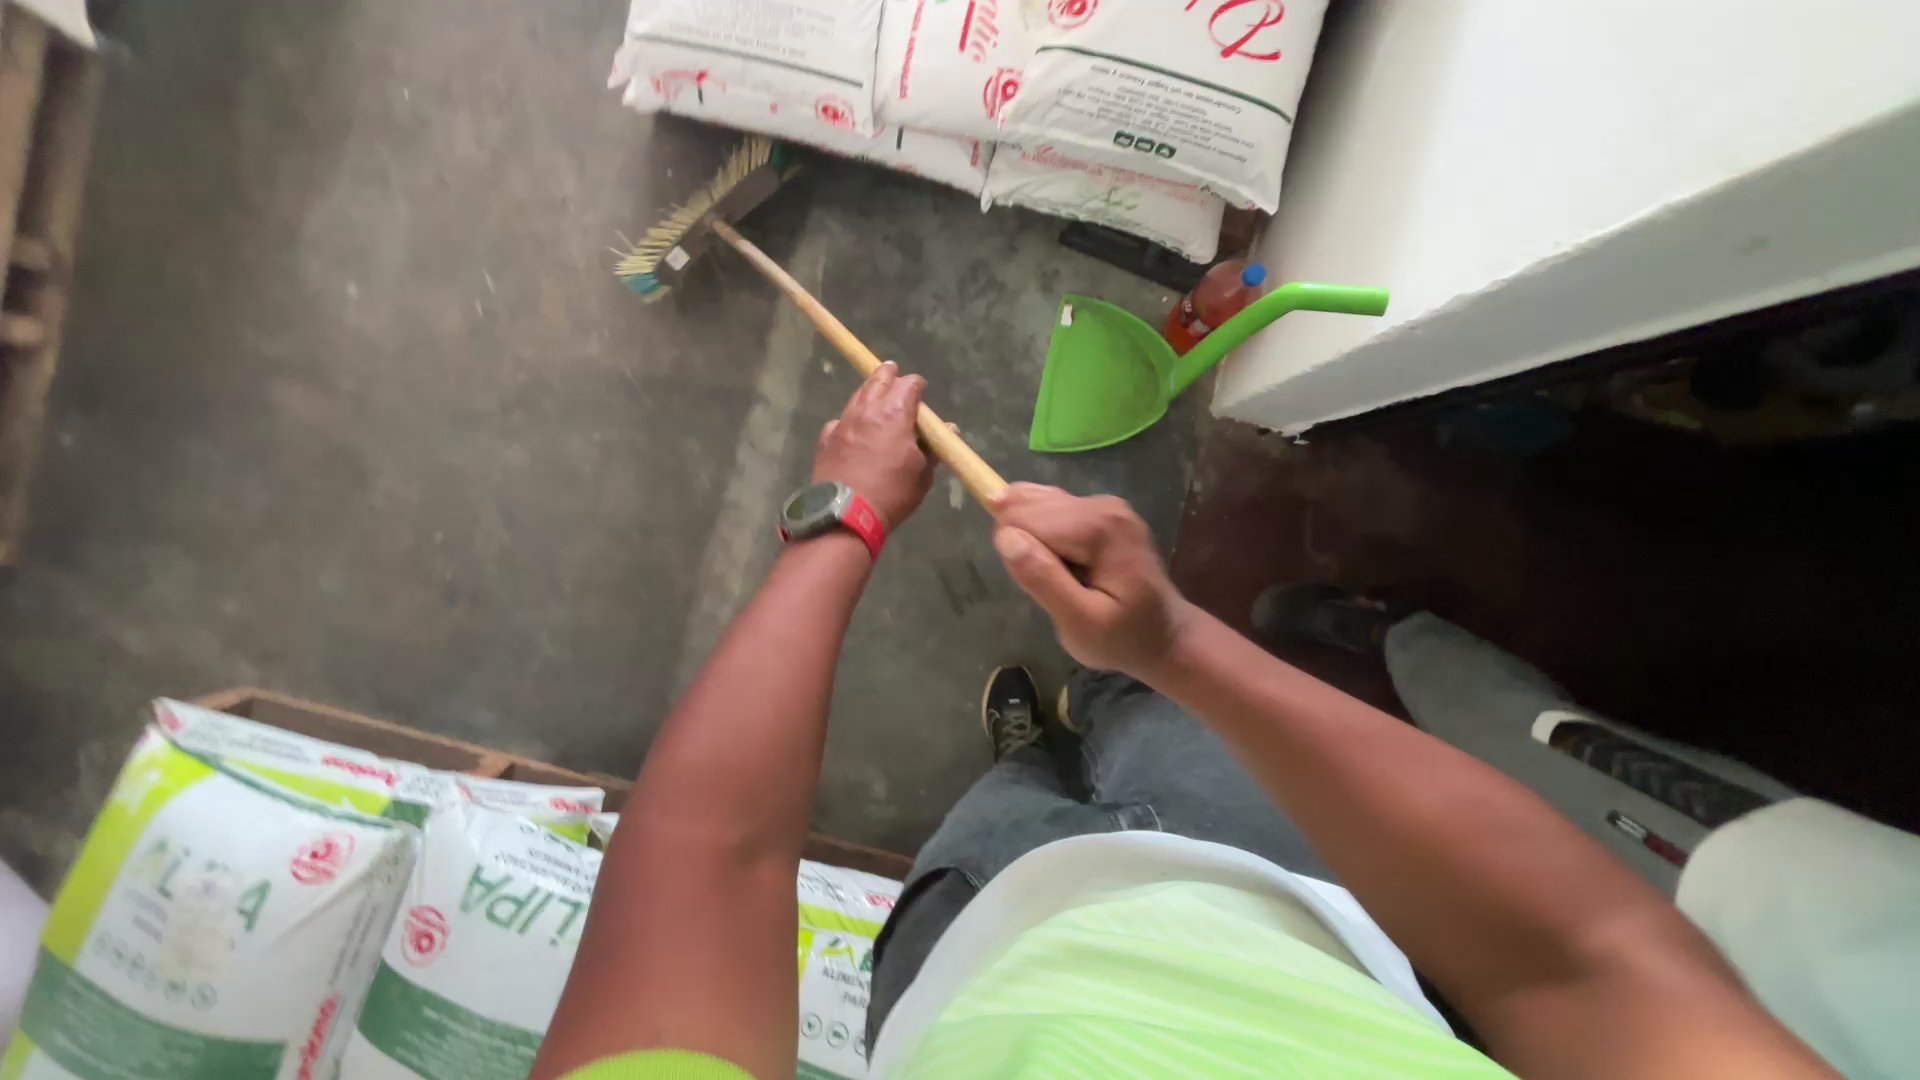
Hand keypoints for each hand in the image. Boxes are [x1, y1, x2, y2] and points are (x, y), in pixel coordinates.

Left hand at [814, 362, 935, 528]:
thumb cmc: (892, 493)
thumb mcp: (923, 475)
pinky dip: (850, 419)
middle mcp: (868, 410)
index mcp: (895, 414)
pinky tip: (852, 428)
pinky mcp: (826, 438)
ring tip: (874, 392)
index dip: (916, 385)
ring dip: (868, 391)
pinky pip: (840, 420)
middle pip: (879, 380)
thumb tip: (948, 428)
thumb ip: (933, 448)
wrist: (846, 513)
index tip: (921, 390)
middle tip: (893, 370)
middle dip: (889, 374)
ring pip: (857, 396)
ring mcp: (844, 422)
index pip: (909, 385)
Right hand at [989, 483, 1195, 679]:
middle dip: (1026, 545)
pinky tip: (1061, 559)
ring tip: (1062, 574)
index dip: (1017, 556)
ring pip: (1035, 503)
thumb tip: (1005, 537)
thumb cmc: (1122, 638)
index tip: (1044, 588)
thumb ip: (1042, 579)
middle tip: (1058, 585)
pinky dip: (1044, 533)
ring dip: (1035, 540)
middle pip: (1028, 506)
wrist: (1166, 637)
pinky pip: (1051, 507)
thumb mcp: (1079, 624)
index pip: (1023, 520)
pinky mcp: (1101, 508)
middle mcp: (1102, 504)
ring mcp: (1104, 503)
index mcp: (1099, 528)